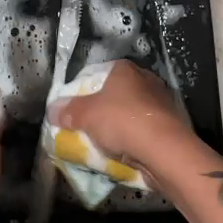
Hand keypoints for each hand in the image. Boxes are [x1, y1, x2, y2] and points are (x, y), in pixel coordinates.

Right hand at [47, 60, 194, 168]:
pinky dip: (136, 139)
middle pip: (115, 94)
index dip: (83, 92)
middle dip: (103, 111)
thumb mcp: (86, 115)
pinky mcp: (170, 123)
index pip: (98, 74)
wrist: (164, 149)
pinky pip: (145, 129)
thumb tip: (52, 109)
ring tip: (107, 145)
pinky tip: (127, 153)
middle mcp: (144, 78)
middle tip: (89, 130)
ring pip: (132, 113)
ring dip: (121, 127)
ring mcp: (160, 100)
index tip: (74, 111)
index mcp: (123, 68)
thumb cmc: (122, 121)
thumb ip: (68, 111)